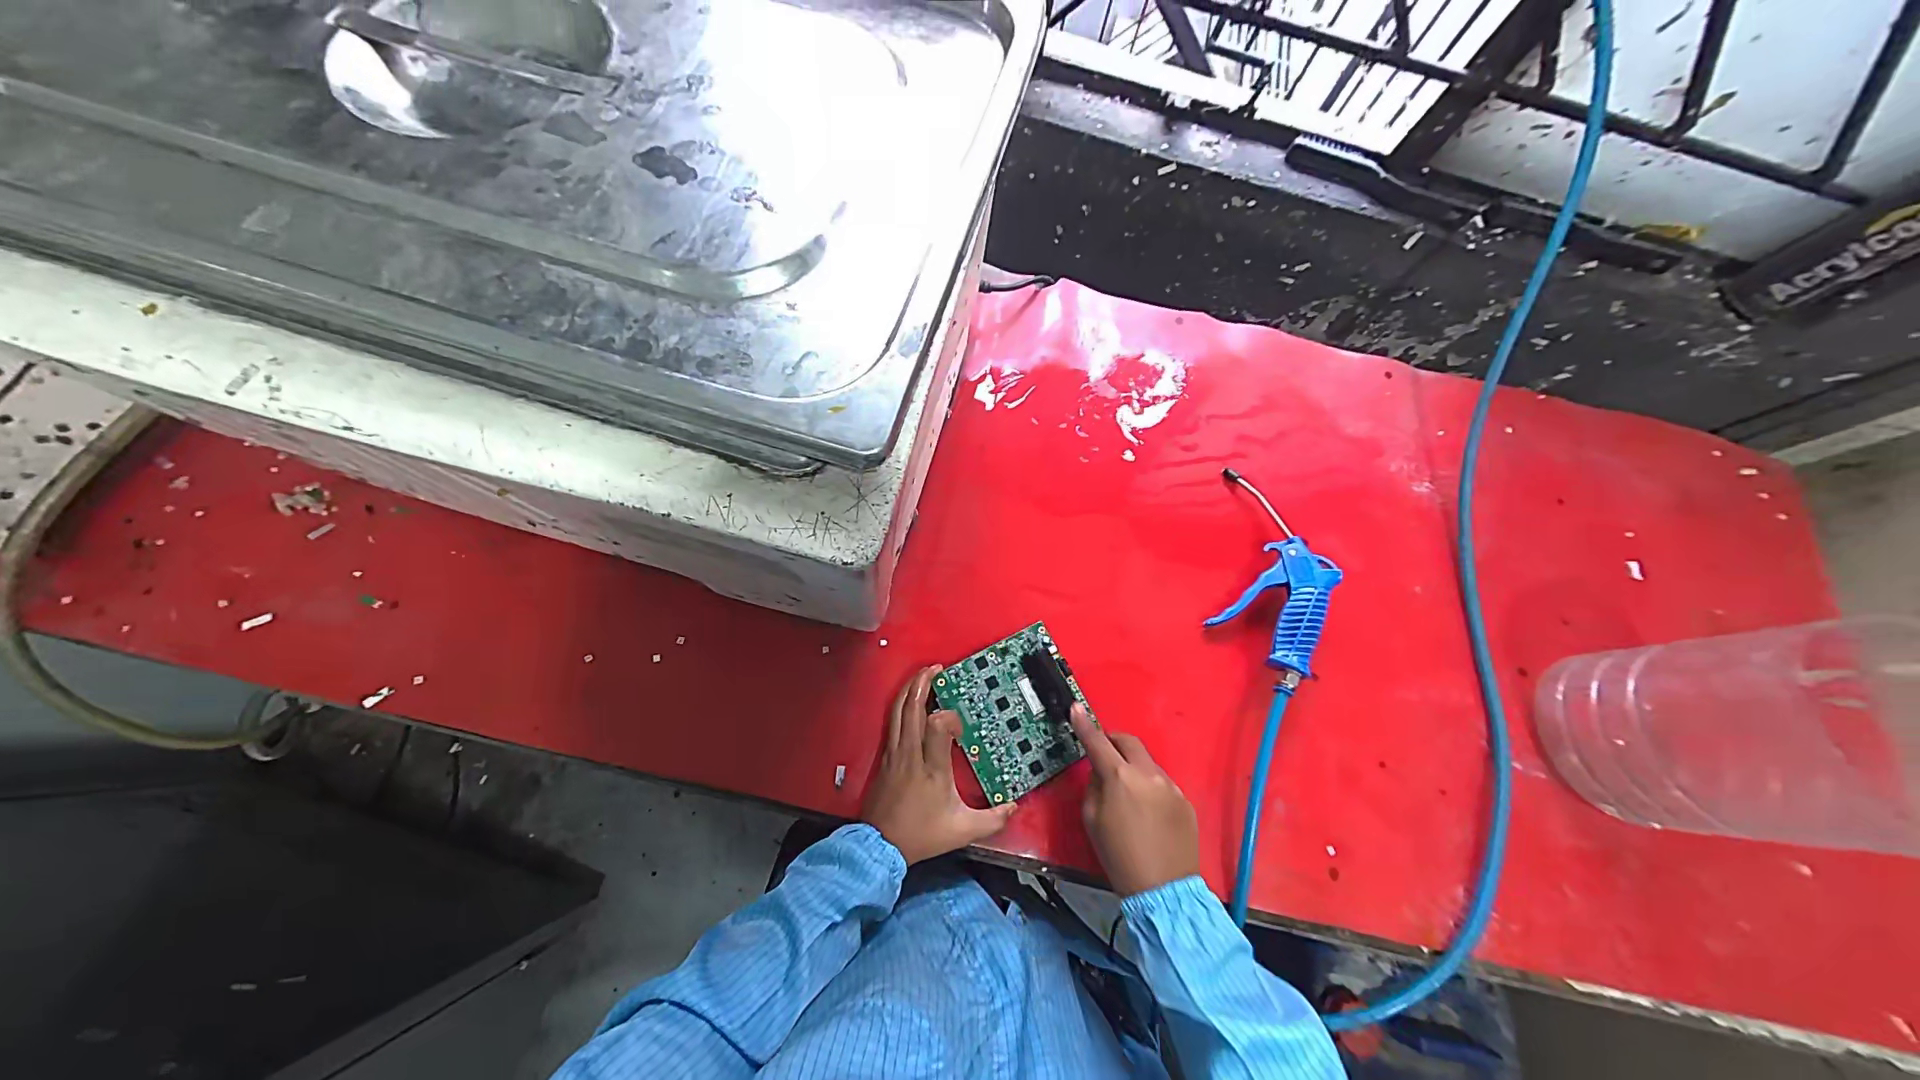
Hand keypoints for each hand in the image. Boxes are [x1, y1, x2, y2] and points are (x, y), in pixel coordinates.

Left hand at [863, 665, 1016, 863]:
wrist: (881, 845)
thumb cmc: (923, 835)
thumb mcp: (963, 831)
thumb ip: (992, 818)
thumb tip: (1014, 806)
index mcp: (932, 769)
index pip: (938, 726)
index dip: (949, 716)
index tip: (959, 722)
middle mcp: (911, 754)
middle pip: (913, 709)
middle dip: (923, 684)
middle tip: (936, 668)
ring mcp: (895, 753)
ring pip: (899, 712)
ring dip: (910, 689)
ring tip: (922, 674)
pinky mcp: (886, 757)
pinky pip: (892, 722)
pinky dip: (901, 704)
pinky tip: (907, 698)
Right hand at [1072, 703, 1200, 895]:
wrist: (1162, 890)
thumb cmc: (1118, 857)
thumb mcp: (1091, 819)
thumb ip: (1094, 786)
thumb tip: (1101, 771)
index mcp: (1119, 778)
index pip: (1096, 742)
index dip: (1084, 724)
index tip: (1076, 708)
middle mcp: (1147, 774)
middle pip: (1128, 741)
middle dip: (1113, 742)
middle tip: (1103, 754)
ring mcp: (1170, 786)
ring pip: (1146, 763)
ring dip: (1133, 768)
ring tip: (1127, 797)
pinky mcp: (1184, 800)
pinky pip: (1161, 784)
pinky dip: (1149, 788)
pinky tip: (1147, 814)